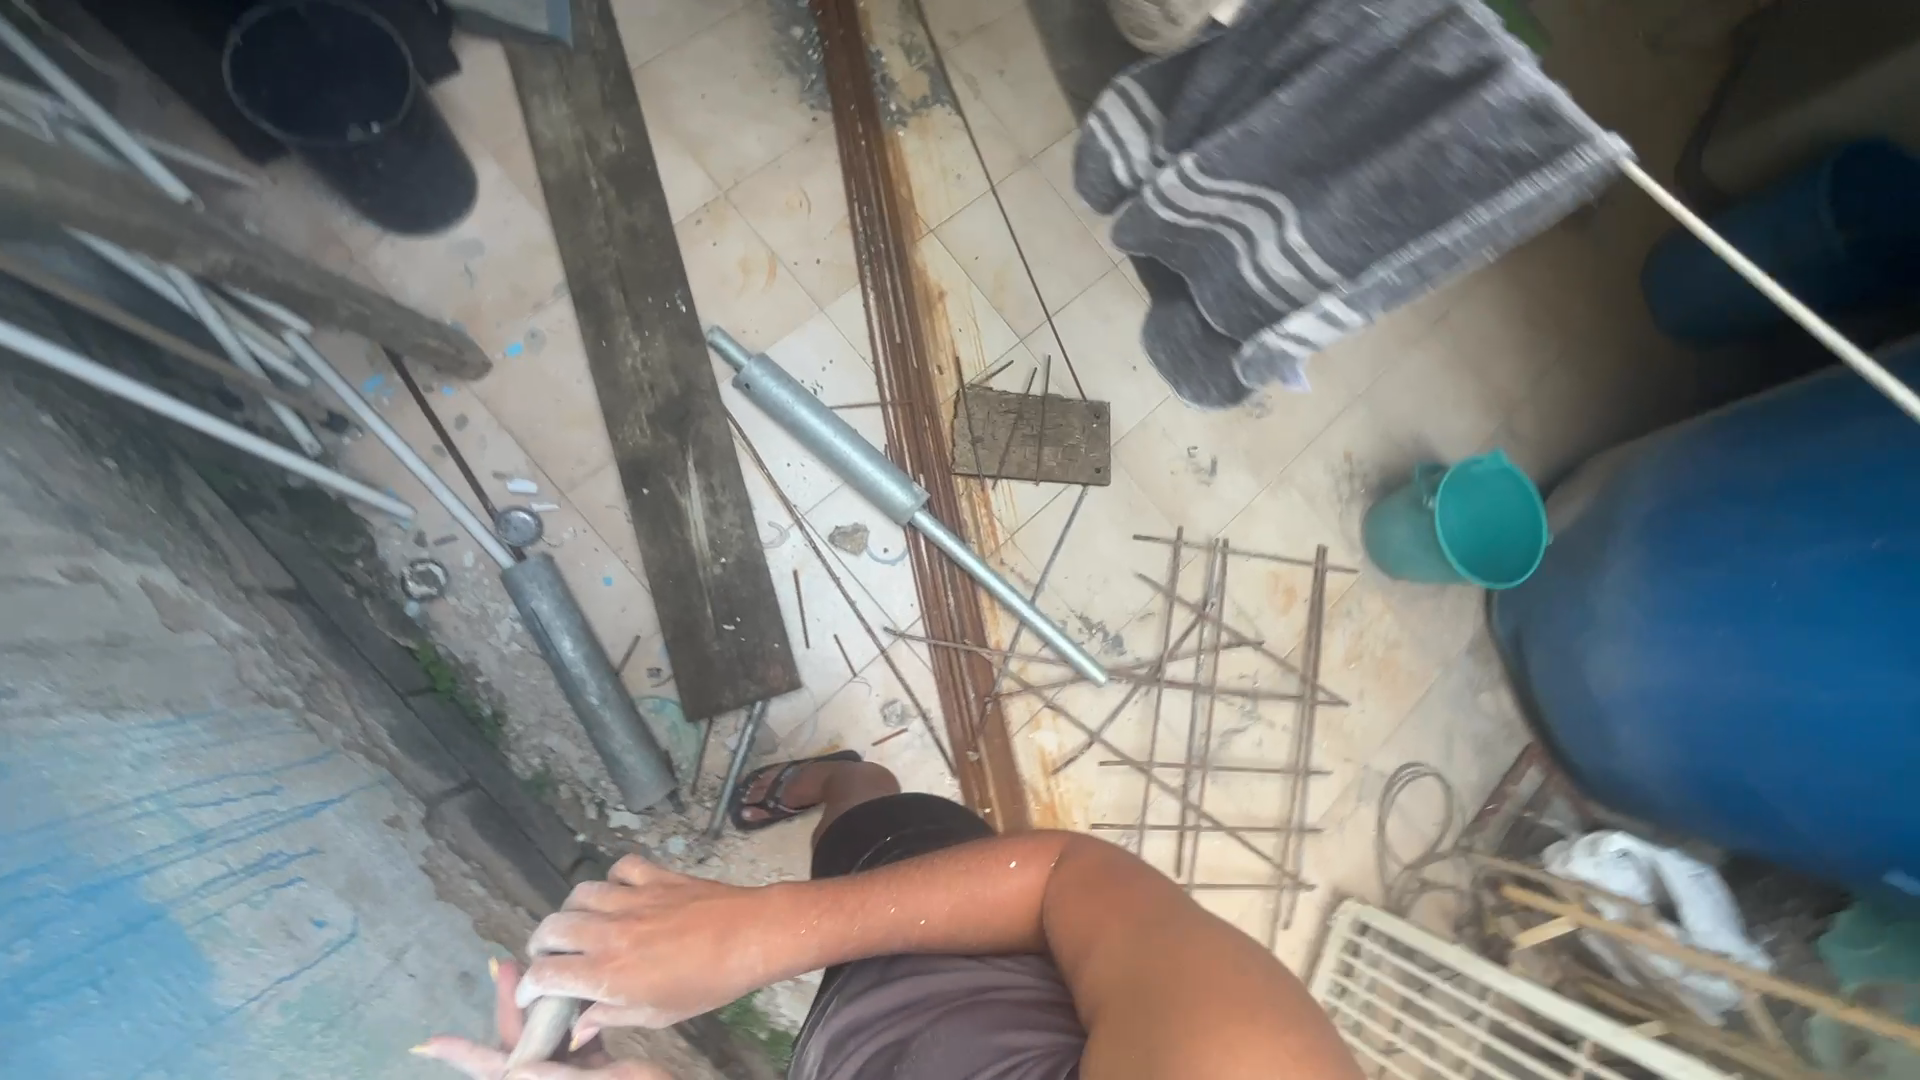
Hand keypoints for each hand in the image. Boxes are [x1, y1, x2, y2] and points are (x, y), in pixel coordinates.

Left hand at [413, 958, 670, 1079]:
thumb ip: (558, 1079)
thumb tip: (510, 1072)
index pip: (496, 1068)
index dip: (464, 1053)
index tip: (429, 1041)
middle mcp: (549, 1076)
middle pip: (519, 1042)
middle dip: (512, 1004)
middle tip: (504, 964)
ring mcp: (570, 1072)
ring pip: (546, 1034)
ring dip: (541, 1002)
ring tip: (539, 965)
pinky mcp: (593, 1065)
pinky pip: (572, 1034)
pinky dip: (570, 1009)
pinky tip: (577, 981)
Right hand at [517, 855, 791, 1036]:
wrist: (750, 936)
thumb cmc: (707, 984)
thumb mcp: (656, 1015)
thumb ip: (609, 1017)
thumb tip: (575, 1029)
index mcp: (608, 973)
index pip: (544, 974)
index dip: (529, 985)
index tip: (534, 992)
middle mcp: (612, 932)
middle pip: (551, 928)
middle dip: (541, 945)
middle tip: (553, 957)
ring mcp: (634, 899)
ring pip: (580, 894)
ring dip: (573, 911)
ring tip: (582, 924)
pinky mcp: (657, 876)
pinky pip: (622, 866)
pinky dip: (614, 878)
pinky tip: (621, 893)